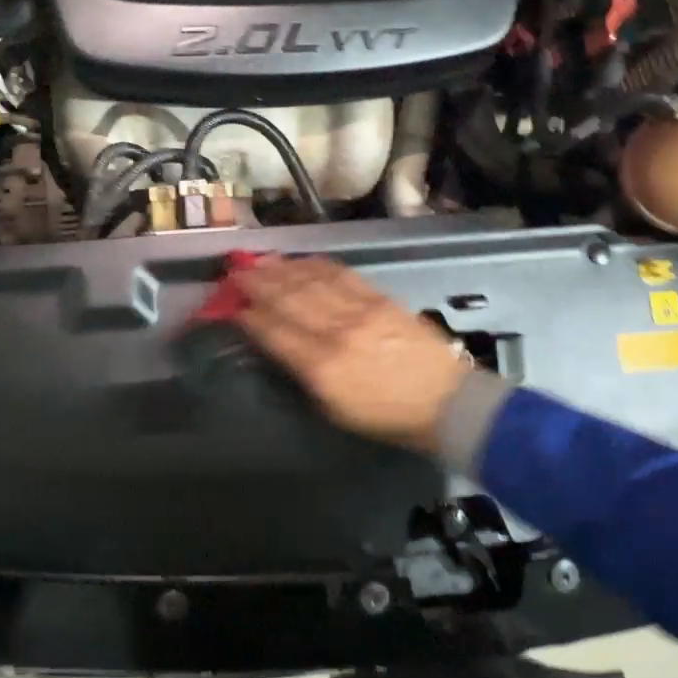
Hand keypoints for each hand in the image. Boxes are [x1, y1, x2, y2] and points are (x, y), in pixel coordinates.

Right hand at [236, 257, 472, 453]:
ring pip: (311, 281)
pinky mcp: (380, 298)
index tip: (231, 305)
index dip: (249, 316)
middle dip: (258, 283)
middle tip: (236, 273)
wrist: (446, 402)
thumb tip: (277, 345)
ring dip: (281, 269)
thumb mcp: (335, 410)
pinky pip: (340, 274)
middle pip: (288, 299)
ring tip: (260, 261)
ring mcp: (359, 310)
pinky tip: (301, 261)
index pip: (274, 332)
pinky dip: (316, 265)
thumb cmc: (386, 417)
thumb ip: (303, 375)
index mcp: (322, 367)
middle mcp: (336, 331)